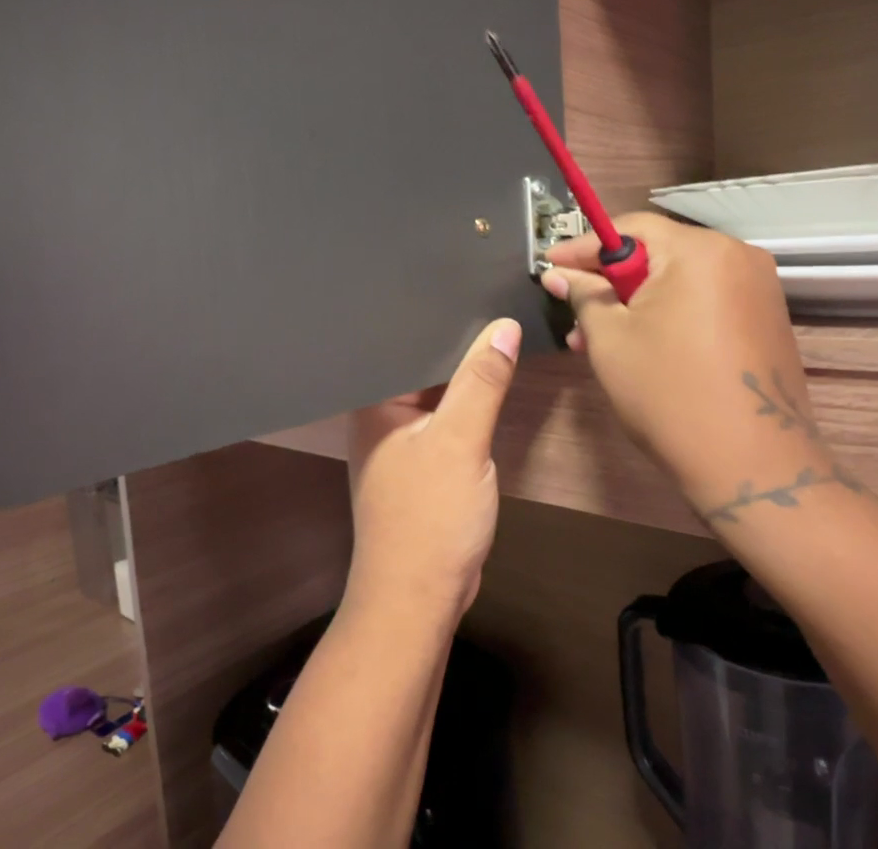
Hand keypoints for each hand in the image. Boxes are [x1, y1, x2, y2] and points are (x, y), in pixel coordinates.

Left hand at [345, 318, 521, 617]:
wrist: (419, 598)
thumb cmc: (429, 517)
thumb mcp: (459, 442)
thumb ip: (481, 382)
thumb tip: (503, 327)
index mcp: (373, 403)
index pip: (404, 344)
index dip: (438, 315)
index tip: (470, 280)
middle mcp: (381, 417)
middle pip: (423, 367)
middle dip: (459, 341)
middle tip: (496, 295)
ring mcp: (403, 443)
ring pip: (439, 394)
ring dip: (467, 374)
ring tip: (503, 325)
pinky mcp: (424, 465)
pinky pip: (448, 420)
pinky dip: (470, 404)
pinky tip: (496, 382)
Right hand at [541, 214, 828, 500]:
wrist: (751, 464)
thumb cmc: (670, 394)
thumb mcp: (611, 341)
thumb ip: (584, 296)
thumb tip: (558, 274)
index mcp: (701, 251)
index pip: (630, 228)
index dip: (583, 247)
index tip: (547, 264)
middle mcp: (738, 257)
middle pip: (658, 254)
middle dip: (610, 283)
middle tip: (572, 313)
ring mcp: (759, 290)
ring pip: (681, 283)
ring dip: (637, 304)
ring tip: (599, 342)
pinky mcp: (767, 321)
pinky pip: (706, 303)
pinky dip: (670, 317)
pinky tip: (643, 349)